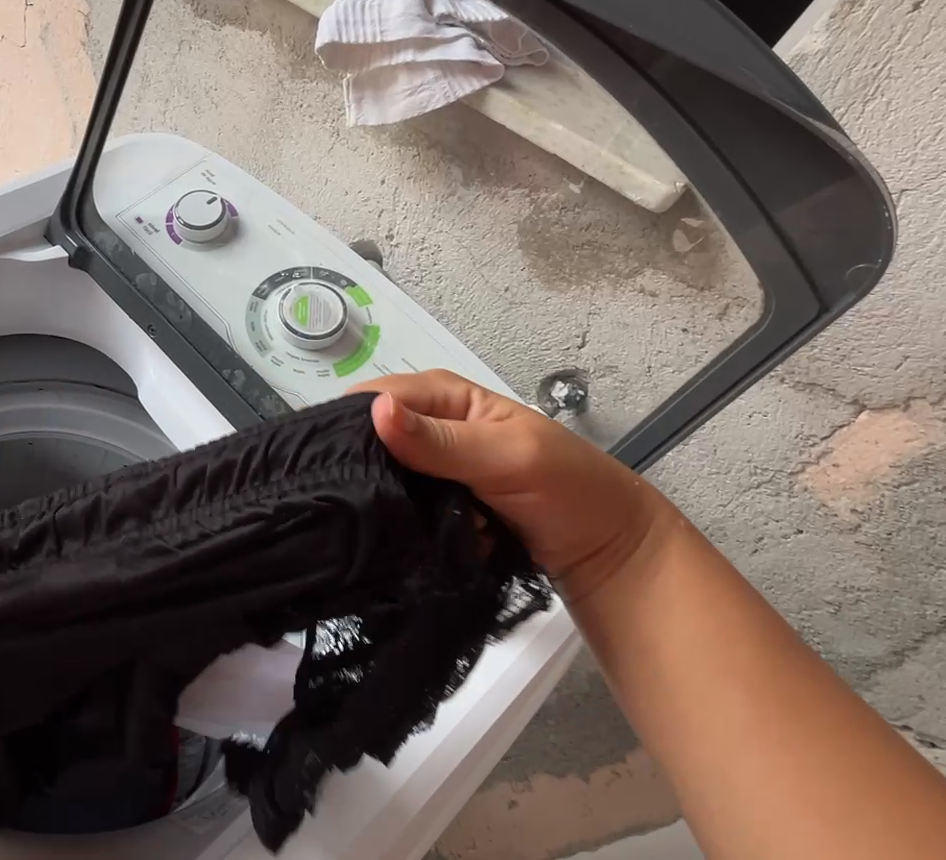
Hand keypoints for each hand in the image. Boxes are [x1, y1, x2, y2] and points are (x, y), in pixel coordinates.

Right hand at [349, 370, 678, 599]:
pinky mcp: (432, 501)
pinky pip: (398, 510)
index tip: (337, 469)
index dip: (350, 428)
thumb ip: (441, 439)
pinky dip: (406, 526)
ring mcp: (428, 466)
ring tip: (405, 528)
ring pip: (379, 480)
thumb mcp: (507, 456)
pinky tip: (421, 539)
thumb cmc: (568, 490)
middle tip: (377, 507)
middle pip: (368, 441)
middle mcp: (426, 424)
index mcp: (439, 394)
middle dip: (368, 473)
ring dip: (390, 505)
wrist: (608, 552)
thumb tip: (376, 411)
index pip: (371, 399)